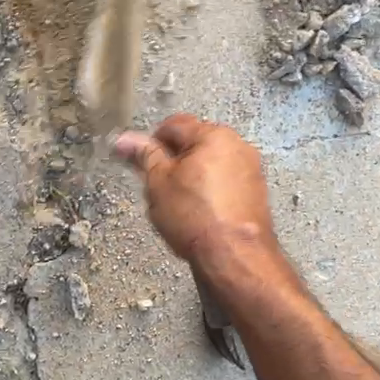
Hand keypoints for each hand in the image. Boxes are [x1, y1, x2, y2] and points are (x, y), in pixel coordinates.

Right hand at [114, 114, 280, 275]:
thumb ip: (143, 155)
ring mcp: (251, 168)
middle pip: (195, 142)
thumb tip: (123, 139)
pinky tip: (199, 212)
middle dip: (173, 159)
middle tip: (158, 185)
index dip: (152, 142)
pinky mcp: (256, 191)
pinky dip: (210, 189)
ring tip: (179, 203)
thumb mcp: (158, 183)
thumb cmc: (195, 216)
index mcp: (213, 135)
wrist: (235, 254)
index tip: (141, 163)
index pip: (174, 124)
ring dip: (192, 175)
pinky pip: (225, 180)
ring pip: (210, 162)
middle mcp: (237, 144)